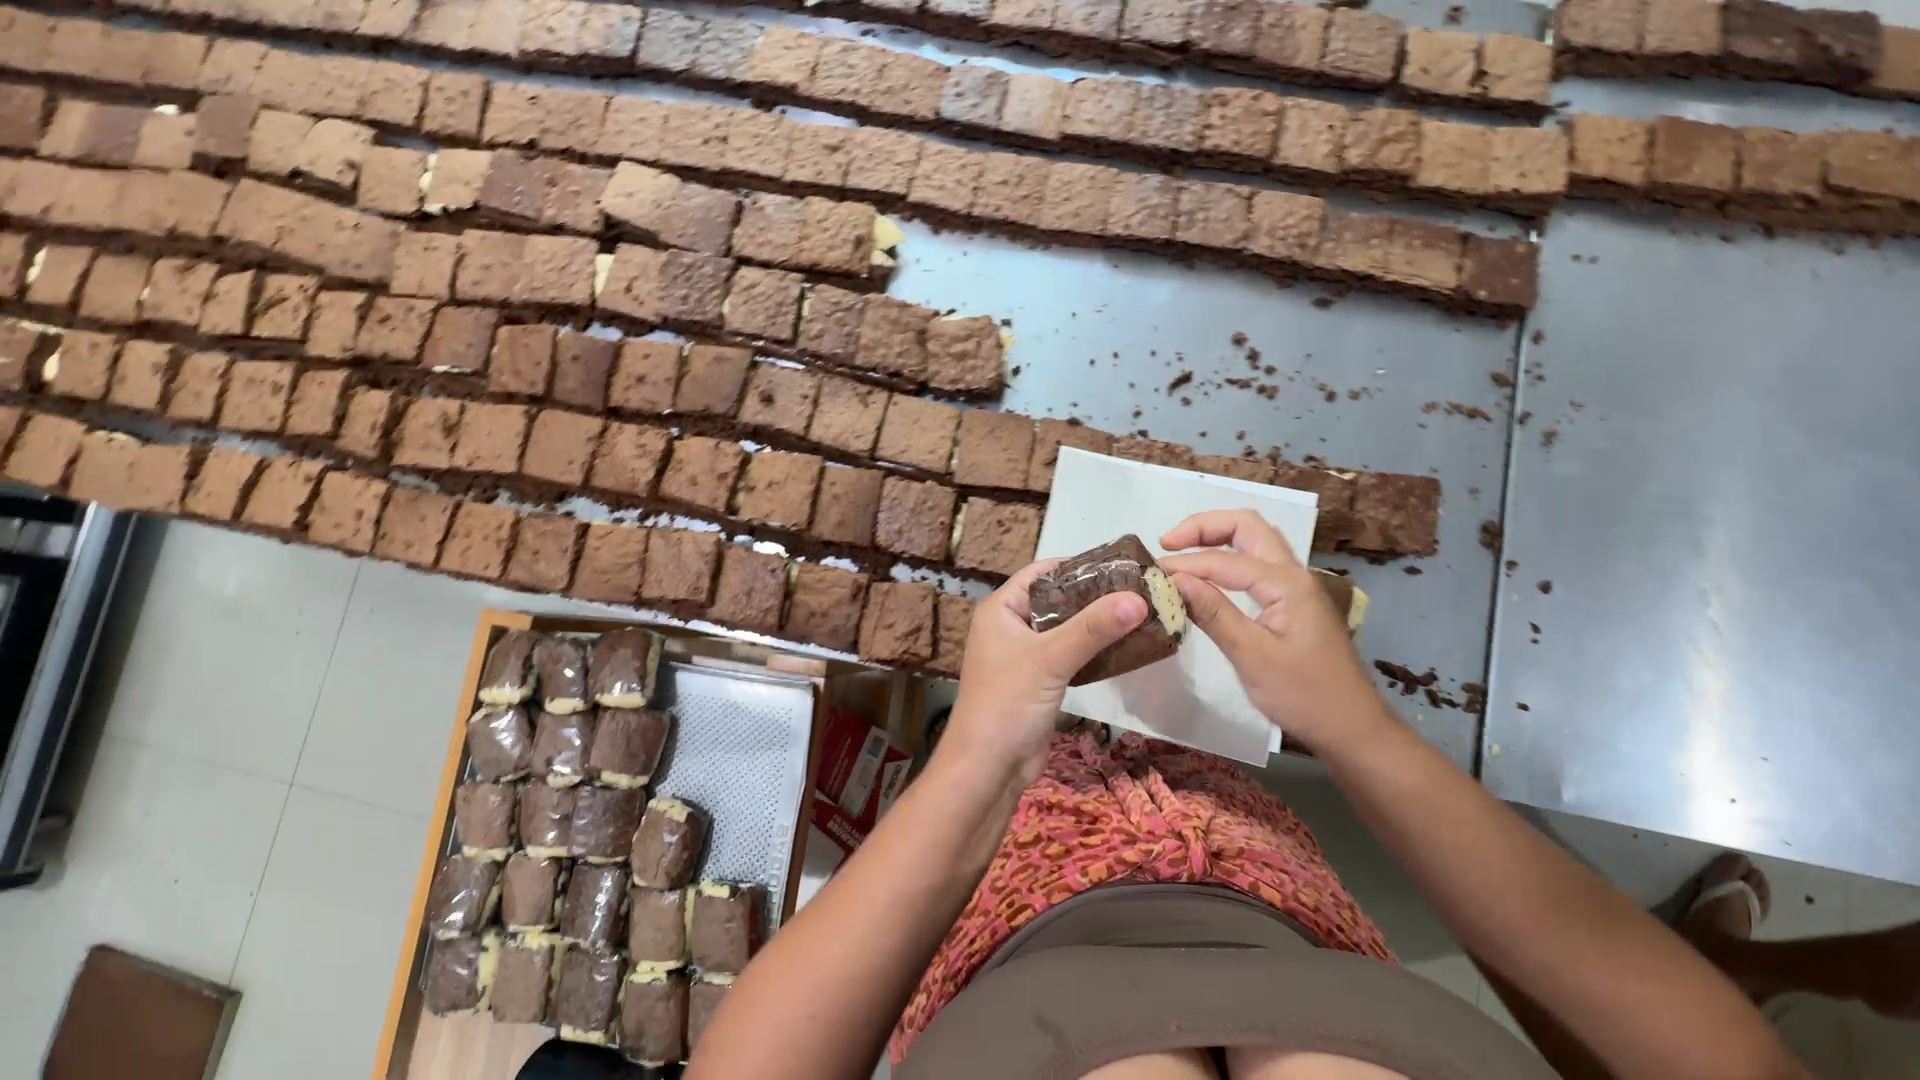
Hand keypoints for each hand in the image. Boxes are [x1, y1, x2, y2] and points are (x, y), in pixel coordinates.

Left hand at [939, 558, 1146, 788]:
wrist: (988, 767)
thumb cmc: (1008, 703)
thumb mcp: (1050, 658)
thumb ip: (1093, 627)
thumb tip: (1138, 597)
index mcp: (1000, 609)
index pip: (1042, 573)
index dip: (1078, 566)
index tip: (1120, 565)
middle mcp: (1010, 627)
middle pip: (1057, 600)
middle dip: (1095, 596)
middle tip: (1140, 590)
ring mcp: (1025, 656)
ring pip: (1066, 629)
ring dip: (1097, 625)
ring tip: (1140, 615)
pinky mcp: (1040, 682)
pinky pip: (1070, 655)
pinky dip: (1094, 650)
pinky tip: (1125, 648)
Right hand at [1160, 510, 1389, 752]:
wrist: (1351, 726)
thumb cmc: (1304, 695)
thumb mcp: (1252, 657)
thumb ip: (1214, 613)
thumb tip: (1174, 580)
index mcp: (1286, 584)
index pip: (1225, 559)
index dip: (1185, 563)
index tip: (1151, 574)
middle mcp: (1294, 574)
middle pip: (1247, 526)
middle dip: (1204, 527)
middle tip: (1167, 544)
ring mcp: (1296, 587)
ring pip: (1256, 540)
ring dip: (1218, 537)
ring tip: (1182, 552)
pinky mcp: (1293, 602)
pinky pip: (1259, 562)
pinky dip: (1229, 557)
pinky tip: (1209, 577)